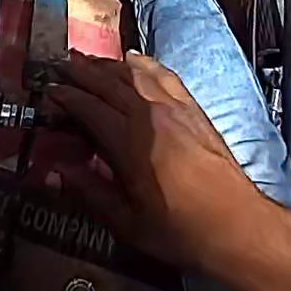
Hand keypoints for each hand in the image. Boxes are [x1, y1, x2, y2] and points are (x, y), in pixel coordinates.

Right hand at [45, 50, 290, 276]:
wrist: (242, 229)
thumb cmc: (181, 231)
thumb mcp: (127, 223)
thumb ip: (89, 191)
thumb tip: (54, 170)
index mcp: (128, 141)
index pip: (87, 107)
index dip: (64, 97)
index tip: (48, 94)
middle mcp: (148, 115)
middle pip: (106, 82)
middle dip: (79, 72)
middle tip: (59, 68)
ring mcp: (173, 107)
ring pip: (132, 73)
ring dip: (106, 64)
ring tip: (87, 62)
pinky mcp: (192, 108)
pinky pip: (163, 74)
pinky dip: (143, 63)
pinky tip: (133, 59)